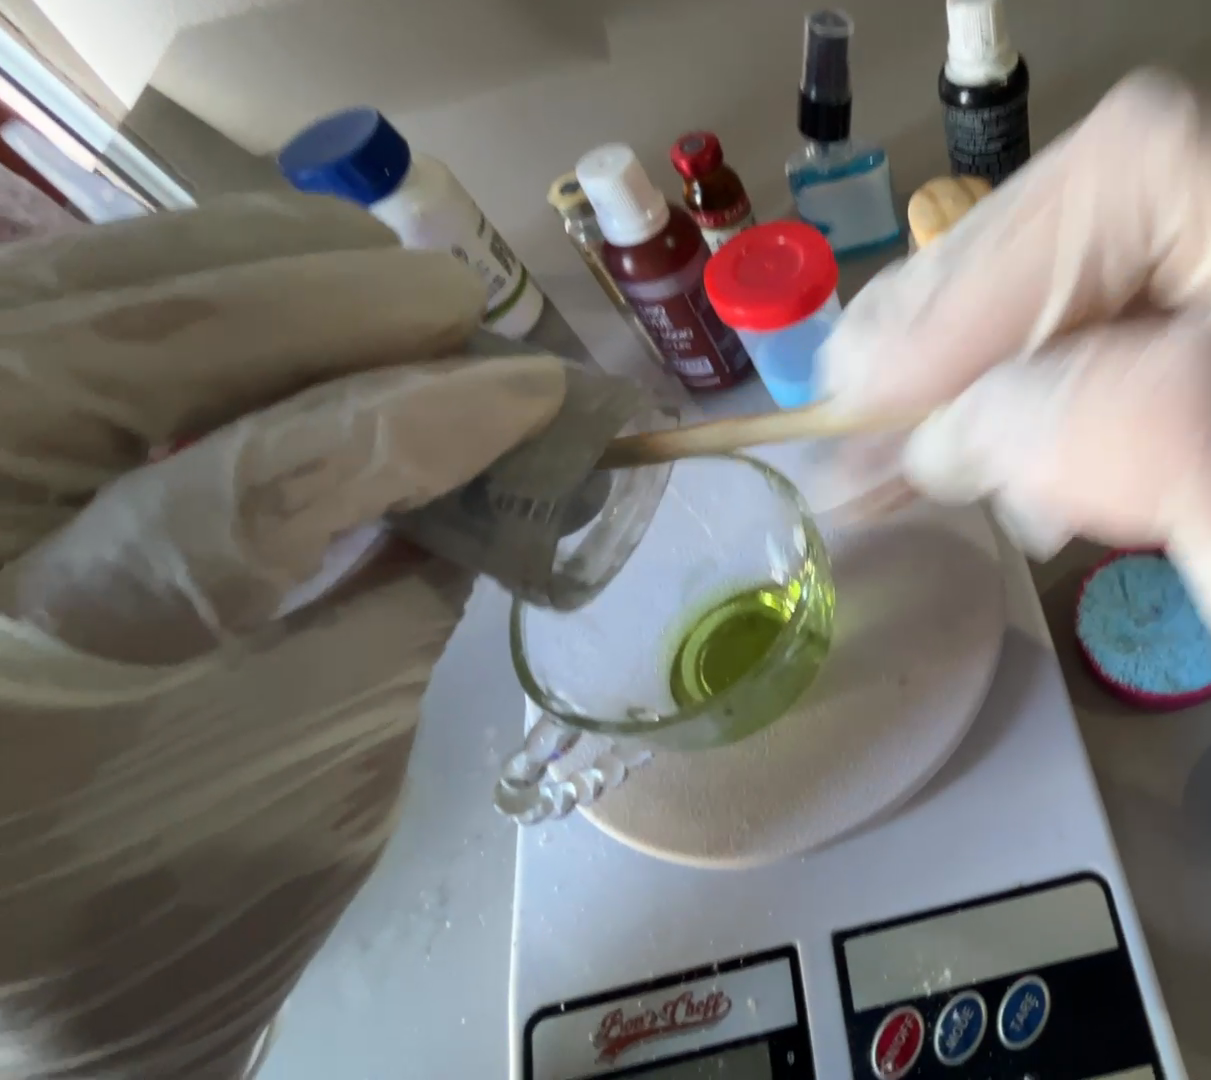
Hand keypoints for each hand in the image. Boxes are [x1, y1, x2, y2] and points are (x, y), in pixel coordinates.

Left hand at [0, 194, 565, 1076]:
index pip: (245, 497)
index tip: (541, 386)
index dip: (414, 425)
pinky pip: (27, 328)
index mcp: (42, 688)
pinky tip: (259, 278)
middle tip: (459, 293)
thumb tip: (501, 461)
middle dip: (312, 305)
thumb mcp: (334, 755)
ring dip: (230, 265)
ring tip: (372, 259)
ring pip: (38, 303)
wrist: (24, 963)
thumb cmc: (197, 892)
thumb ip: (411, 591)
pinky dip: (153, 286)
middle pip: (99, 357)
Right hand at [823, 72, 1210, 1063]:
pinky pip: (1109, 399)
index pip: (1149, 179)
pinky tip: (999, 481)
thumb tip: (968, 417)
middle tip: (853, 416)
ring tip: (899, 462)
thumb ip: (1147, 430)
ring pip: (1090, 324)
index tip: (881, 381)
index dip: (996, 265)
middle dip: (962, 326)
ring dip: (979, 384)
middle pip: (1101, 242)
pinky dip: (1027, 434)